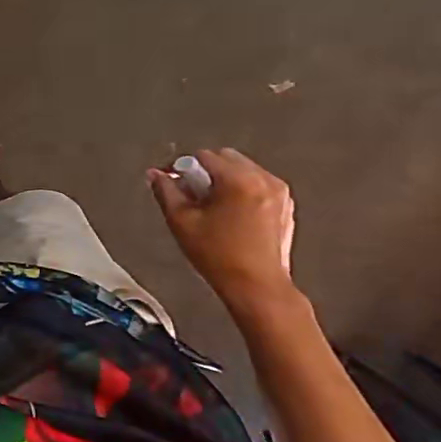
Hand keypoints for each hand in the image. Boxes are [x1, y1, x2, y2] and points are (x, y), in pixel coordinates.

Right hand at [148, 148, 296, 304]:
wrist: (256, 285)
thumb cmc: (218, 256)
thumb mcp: (181, 221)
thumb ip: (166, 191)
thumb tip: (156, 174)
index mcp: (238, 180)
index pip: (204, 156)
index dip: (182, 167)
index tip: (172, 183)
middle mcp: (263, 180)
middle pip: (226, 158)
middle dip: (204, 172)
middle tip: (191, 196)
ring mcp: (278, 193)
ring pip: (243, 170)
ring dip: (223, 180)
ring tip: (210, 208)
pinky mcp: (285, 206)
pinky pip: (258, 185)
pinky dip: (241, 191)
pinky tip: (229, 216)